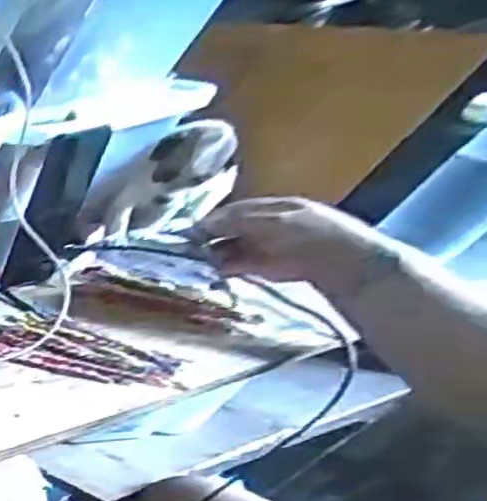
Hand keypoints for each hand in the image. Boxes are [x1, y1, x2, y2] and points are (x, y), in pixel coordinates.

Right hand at [201, 197, 400, 297]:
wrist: (337, 261)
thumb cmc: (309, 235)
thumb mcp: (274, 222)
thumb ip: (238, 221)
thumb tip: (202, 224)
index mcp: (270, 208)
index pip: (231, 211)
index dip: (208, 221)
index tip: (186, 235)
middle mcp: (261, 225)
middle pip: (224, 230)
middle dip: (204, 239)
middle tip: (182, 252)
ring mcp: (257, 246)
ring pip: (223, 248)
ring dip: (206, 255)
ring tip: (189, 264)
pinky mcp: (254, 265)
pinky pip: (227, 265)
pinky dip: (214, 268)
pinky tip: (203, 273)